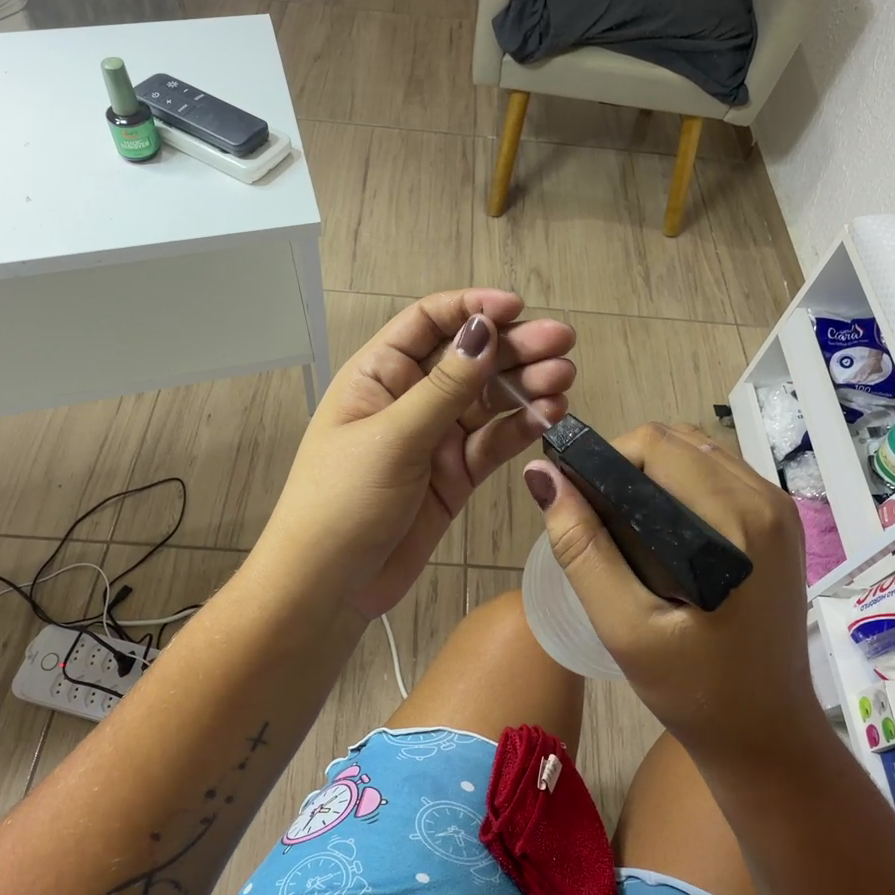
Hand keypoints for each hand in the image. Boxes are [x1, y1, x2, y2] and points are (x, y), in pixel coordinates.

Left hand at [256, 289, 575, 619]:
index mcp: (379, 374)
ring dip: (526, 385)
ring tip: (564, 378)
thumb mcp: (392, 437)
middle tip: (563, 341)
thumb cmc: (342, 500)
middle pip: (469, 358)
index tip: (517, 307)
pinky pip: (494, 441)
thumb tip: (484, 328)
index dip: (472, 308)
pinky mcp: (456, 474)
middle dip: (514, 347)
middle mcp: (410, 398)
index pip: (429, 323)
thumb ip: (444, 386)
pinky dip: (522, 427)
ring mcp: (435, 437)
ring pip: (489, 399)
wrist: (329, 586)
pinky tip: (551, 415)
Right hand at [522, 423, 816, 755]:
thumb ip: (582, 547)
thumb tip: (541, 473)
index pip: (655, 444)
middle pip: (677, 440)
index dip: (605, 461)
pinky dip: (680, 484)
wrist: (766, 735)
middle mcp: (766, 499)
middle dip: (626, 466)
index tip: (581, 503)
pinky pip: (718, 474)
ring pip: (698, 450)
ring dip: (653, 472)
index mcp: (738, 519)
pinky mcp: (780, 523)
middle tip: (599, 521)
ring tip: (625, 526)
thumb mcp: (624, 626)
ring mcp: (779, 509)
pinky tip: (660, 531)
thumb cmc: (694, 689)